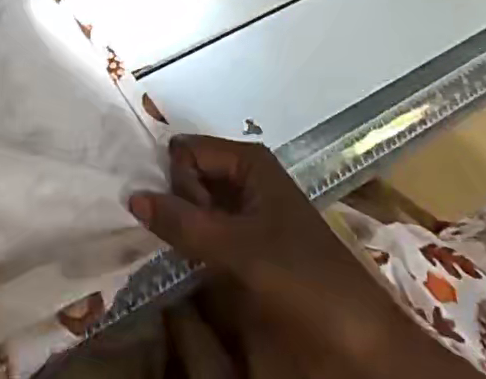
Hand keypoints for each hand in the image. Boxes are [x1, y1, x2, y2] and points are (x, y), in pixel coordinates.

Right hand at [127, 135, 475, 378]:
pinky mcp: (245, 244)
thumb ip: (186, 223)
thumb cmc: (302, 275)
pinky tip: (174, 264)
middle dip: (168, 201)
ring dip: (175, 226)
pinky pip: (204, 232)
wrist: (353, 333)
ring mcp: (246, 212)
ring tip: (154, 250)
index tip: (160, 215)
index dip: (171, 179)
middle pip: (189, 176)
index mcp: (249, 162)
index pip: (188, 151)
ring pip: (195, 206)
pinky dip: (187, 244)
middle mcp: (246, 178)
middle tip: (153, 236)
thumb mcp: (240, 248)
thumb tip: (132, 196)